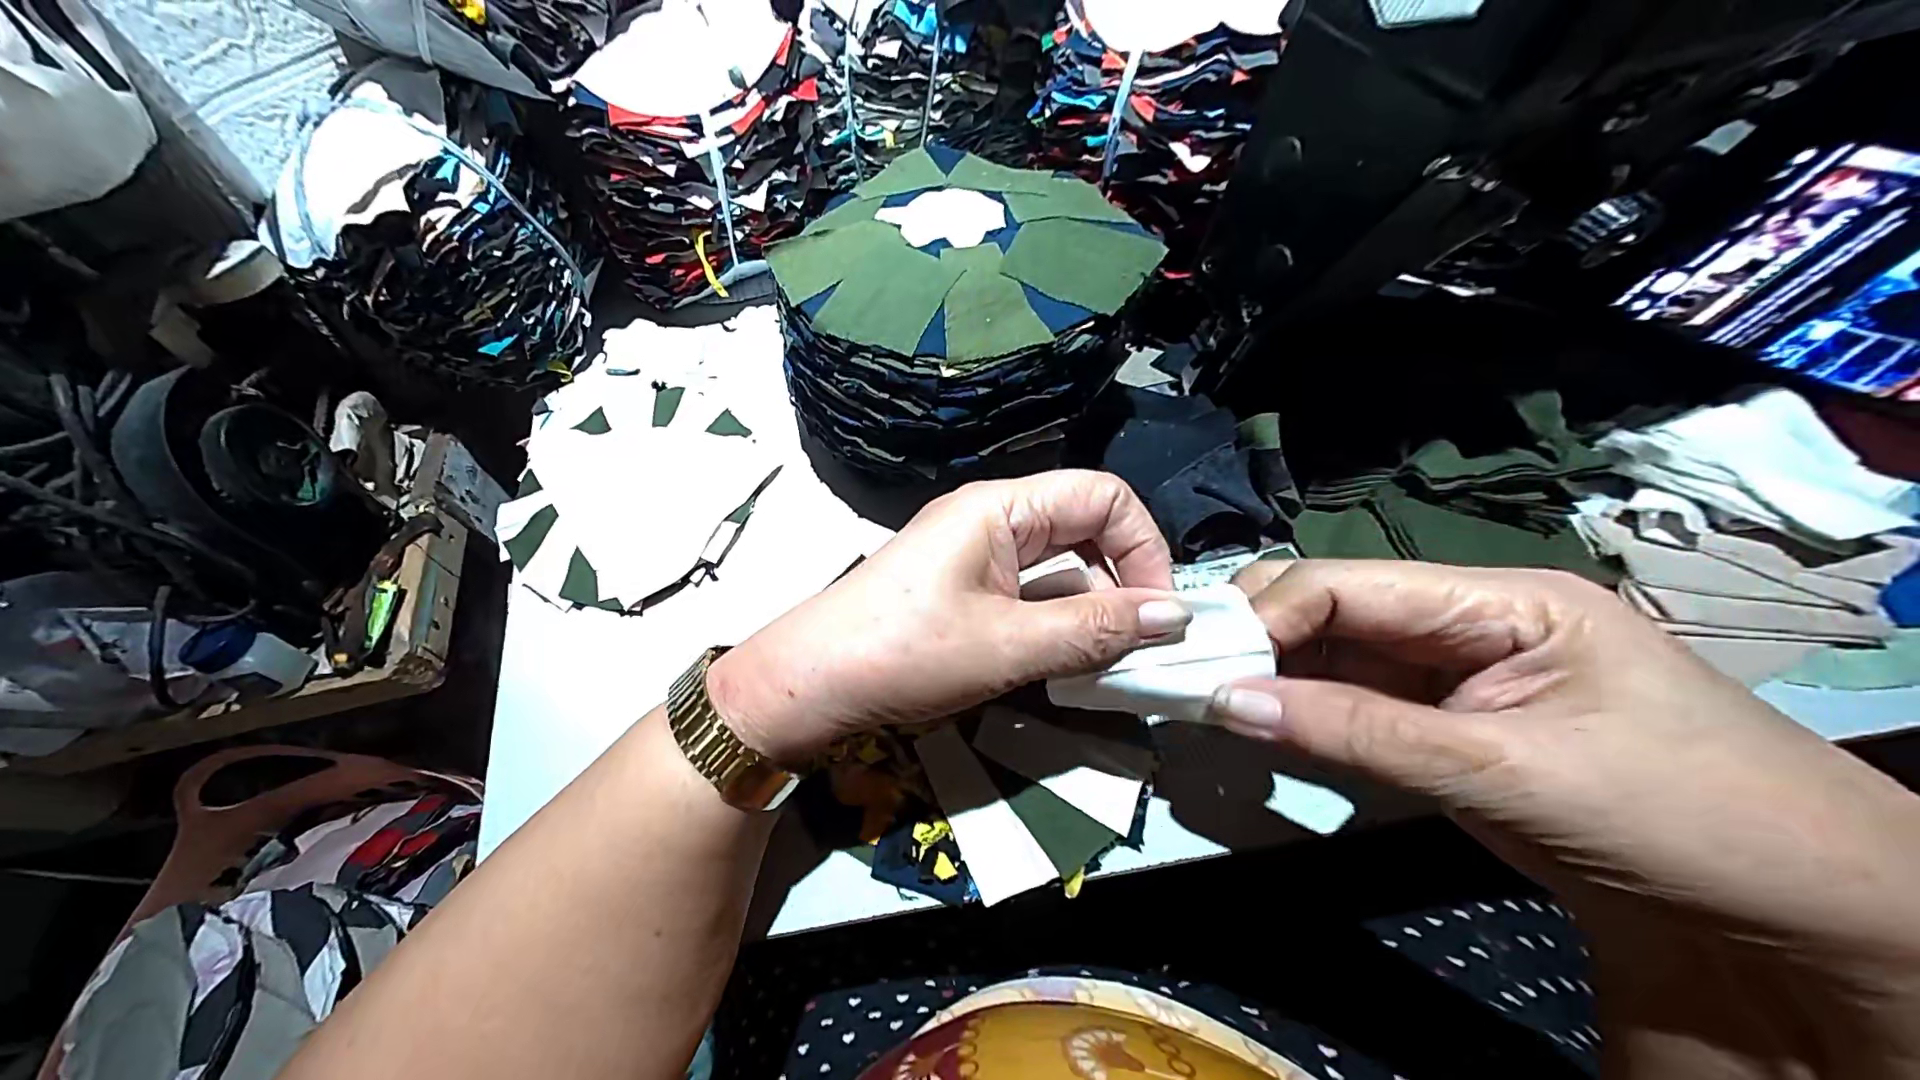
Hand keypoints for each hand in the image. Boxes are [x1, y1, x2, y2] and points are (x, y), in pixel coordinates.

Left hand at [707, 471, 1183, 764]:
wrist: (809, 686)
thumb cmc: (904, 653)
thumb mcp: (1008, 644)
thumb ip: (1093, 628)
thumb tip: (1172, 616)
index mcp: (1000, 507)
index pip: (1102, 496)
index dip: (1142, 545)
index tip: (1159, 610)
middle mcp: (992, 519)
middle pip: (1084, 528)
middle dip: (1123, 579)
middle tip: (1143, 642)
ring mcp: (977, 556)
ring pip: (1060, 567)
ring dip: (1093, 608)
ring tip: (1113, 660)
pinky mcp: (966, 591)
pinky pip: (1032, 595)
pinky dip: (1060, 623)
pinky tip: (1072, 661)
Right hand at [1218, 559, 1919, 1078]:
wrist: (1810, 932)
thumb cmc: (1688, 821)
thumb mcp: (1514, 772)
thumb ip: (1359, 733)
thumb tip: (1229, 704)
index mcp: (1497, 598)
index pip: (1346, 584)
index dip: (1268, 616)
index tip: (1206, 663)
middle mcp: (1458, 621)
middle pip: (1327, 609)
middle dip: (1256, 637)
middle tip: (1193, 679)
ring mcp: (1443, 675)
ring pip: (1326, 657)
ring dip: (1266, 676)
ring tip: (1204, 699)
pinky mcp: (1434, 725)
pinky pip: (1344, 705)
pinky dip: (1295, 714)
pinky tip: (1254, 724)